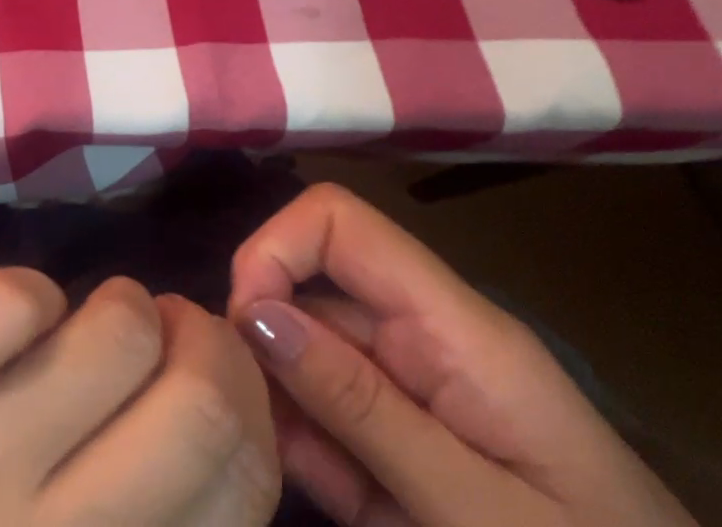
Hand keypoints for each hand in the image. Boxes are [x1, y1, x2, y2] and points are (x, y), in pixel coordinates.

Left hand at [0, 269, 280, 526]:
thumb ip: (138, 503)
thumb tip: (214, 393)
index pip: (242, 485)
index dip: (248, 402)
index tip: (212, 370)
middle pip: (200, 406)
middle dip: (205, 342)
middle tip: (170, 327)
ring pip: (113, 335)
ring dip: (121, 306)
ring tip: (92, 318)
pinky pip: (7, 300)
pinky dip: (27, 293)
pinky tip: (8, 322)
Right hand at [228, 183, 698, 526]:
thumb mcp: (478, 504)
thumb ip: (363, 406)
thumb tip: (252, 310)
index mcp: (455, 329)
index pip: (338, 223)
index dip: (273, 252)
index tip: (244, 331)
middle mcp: (420, 340)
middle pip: (302, 297)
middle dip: (264, 358)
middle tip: (270, 440)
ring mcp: (405, 389)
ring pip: (296, 360)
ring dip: (283, 417)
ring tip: (323, 488)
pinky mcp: (393, 434)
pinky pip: (315, 414)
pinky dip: (304, 453)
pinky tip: (340, 499)